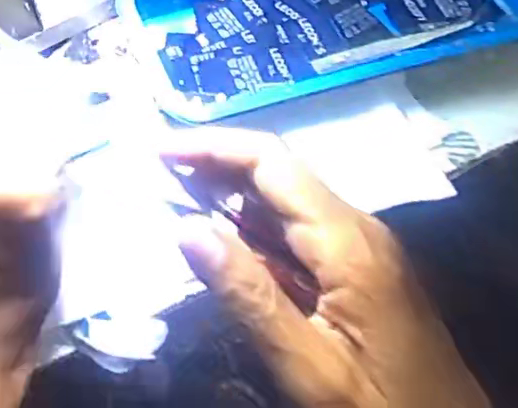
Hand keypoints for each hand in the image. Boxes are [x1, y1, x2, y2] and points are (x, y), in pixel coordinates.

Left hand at [0, 80, 62, 407]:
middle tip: (40, 82)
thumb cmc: (27, 279)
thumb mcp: (58, 224)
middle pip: (1, 107)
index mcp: (16, 194)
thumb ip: (56, 167)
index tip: (67, 92)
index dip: (55, 105)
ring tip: (9, 85)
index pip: (40, 125)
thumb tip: (60, 115)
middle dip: (25, 91)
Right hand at [166, 128, 487, 407]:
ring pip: (280, 196)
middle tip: (157, 172)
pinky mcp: (358, 270)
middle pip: (273, 169)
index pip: (268, 161)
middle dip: (211, 163)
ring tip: (175, 196)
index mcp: (349, 242)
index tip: (157, 151)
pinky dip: (247, 221)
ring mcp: (361, 249)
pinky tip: (219, 237)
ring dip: (225, 191)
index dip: (208, 146)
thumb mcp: (313, 370)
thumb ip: (249, 297)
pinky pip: (293, 226)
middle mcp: (357, 229)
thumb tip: (184, 226)